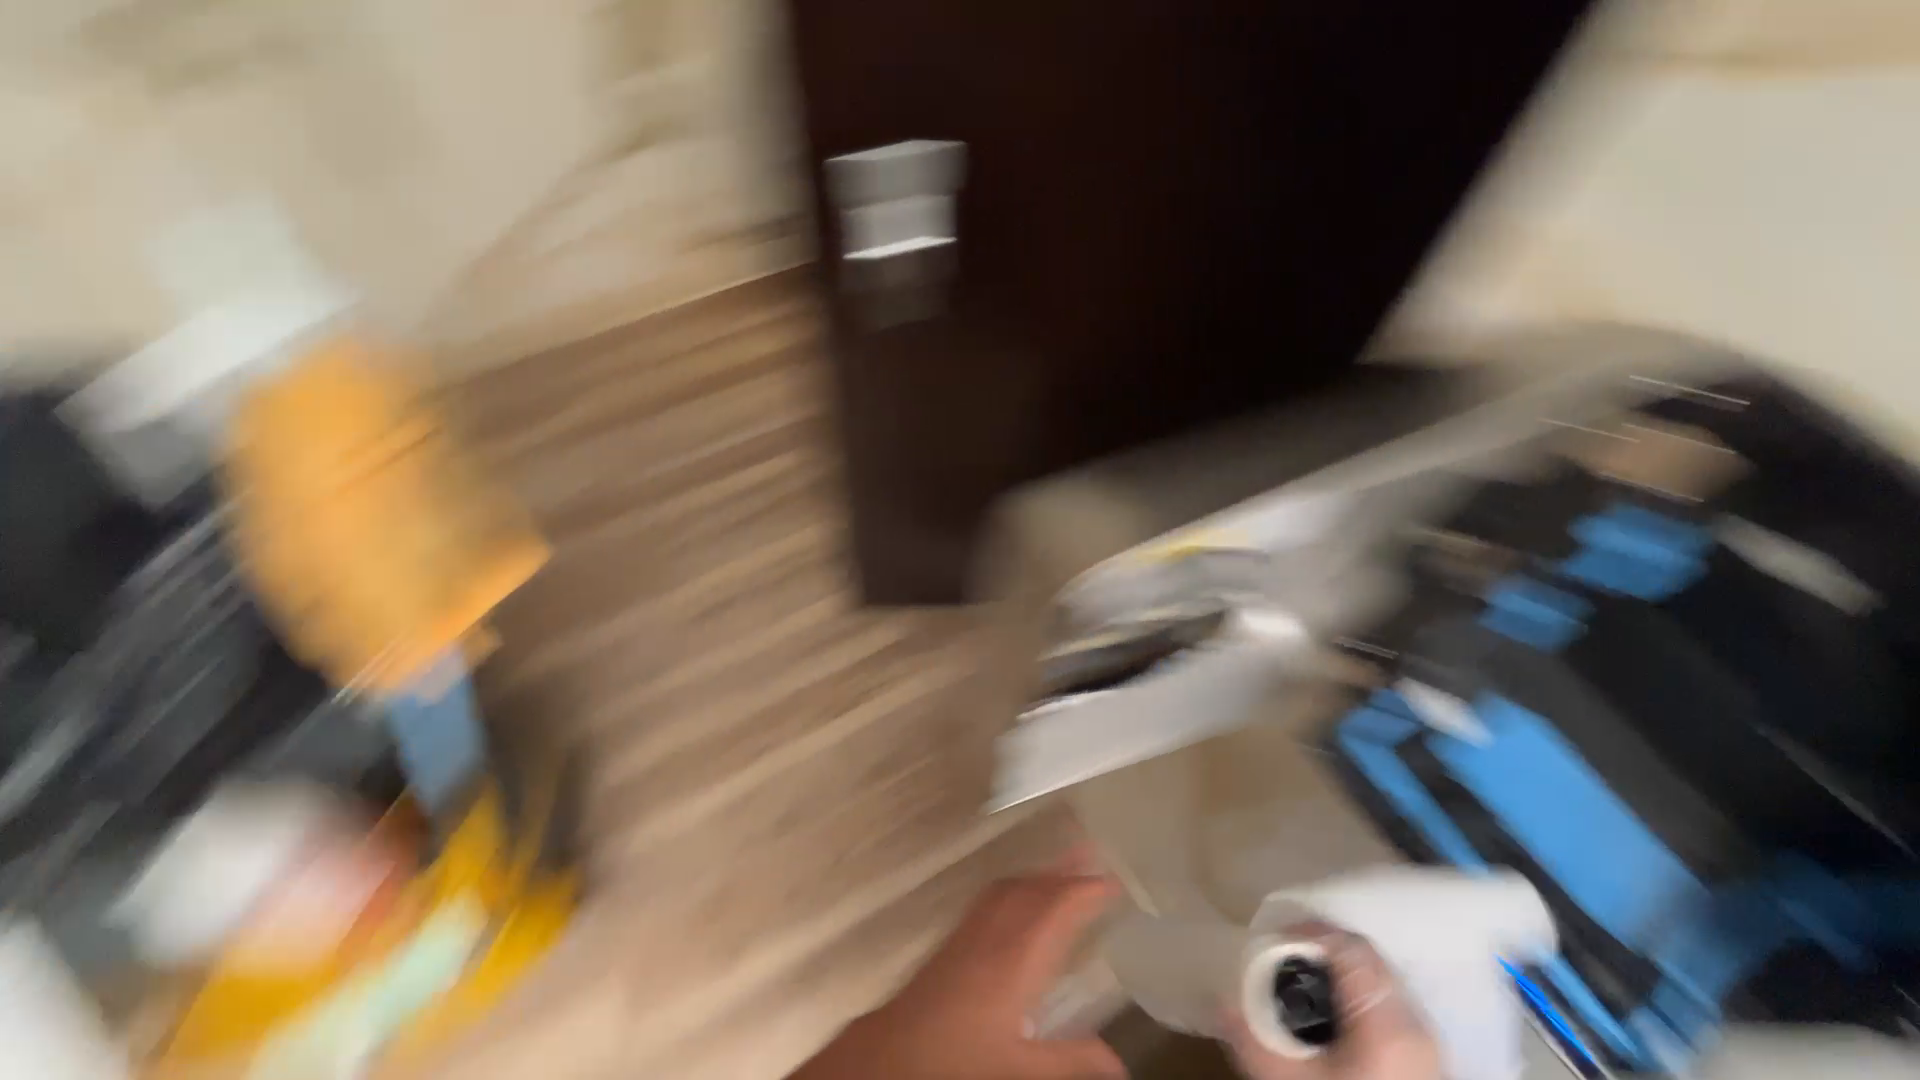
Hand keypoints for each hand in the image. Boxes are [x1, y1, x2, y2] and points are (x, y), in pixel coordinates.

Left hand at [791, 847, 1126, 1079]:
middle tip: (1093, 854)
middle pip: (1034, 887)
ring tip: (1064, 864)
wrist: (898, 1049)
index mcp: (1018, 957)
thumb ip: (1072, 1059)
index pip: (1058, 908)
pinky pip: (991, 896)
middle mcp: (996, 933)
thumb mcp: (1022, 1066)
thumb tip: (1119, 1063)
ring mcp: (971, 931)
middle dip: (1065, 868)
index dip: (1086, 889)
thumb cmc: (962, 1056)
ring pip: (1011, 887)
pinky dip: (1016, 885)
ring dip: (1040, 873)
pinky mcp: (955, 938)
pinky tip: (1020, 894)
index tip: (1113, 880)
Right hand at [1224, 925, 1438, 1079]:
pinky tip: (1326, 1020)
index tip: (1270, 937)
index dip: (1309, 930)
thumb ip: (1252, 1041)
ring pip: (1379, 981)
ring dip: (1338, 971)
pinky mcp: (1425, 1063)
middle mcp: (1416, 1023)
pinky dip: (1354, 997)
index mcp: (1387, 1023)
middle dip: (1320, 947)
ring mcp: (1427, 1046)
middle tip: (1278, 956)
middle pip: (1368, 958)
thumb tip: (1221, 1002)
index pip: (1351, 947)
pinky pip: (1387, 1007)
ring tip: (1297, 983)